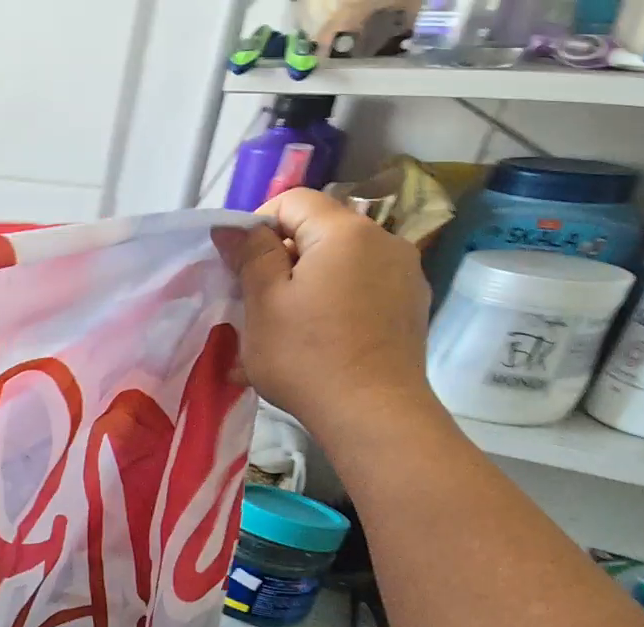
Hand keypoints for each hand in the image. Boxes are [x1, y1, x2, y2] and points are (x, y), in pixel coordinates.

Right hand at [226, 189, 432, 431]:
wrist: (371, 409)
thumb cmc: (305, 355)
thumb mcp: (263, 304)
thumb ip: (251, 256)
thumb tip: (233, 226)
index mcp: (344, 231)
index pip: (293, 201)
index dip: (257, 226)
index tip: (238, 268)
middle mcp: (383, 238)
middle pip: (319, 229)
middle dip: (282, 257)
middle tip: (256, 303)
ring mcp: (404, 271)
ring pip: (341, 259)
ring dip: (308, 280)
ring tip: (287, 325)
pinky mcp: (410, 302)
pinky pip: (362, 285)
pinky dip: (335, 299)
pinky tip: (322, 337)